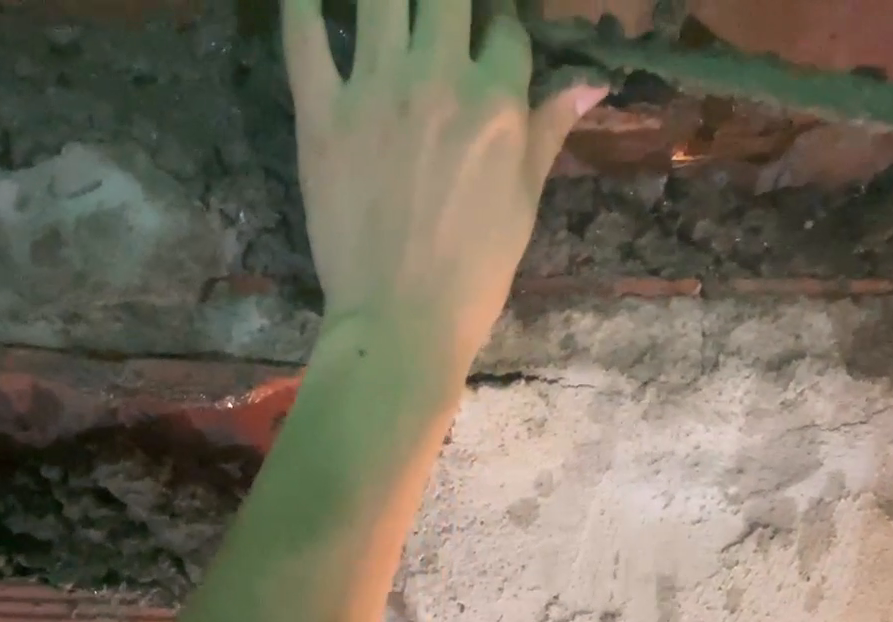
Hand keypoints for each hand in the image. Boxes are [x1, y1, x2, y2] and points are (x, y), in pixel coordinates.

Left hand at [283, 0, 605, 364]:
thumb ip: (548, 133)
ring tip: (389, 5)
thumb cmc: (474, 274)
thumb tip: (590, 84)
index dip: (500, 29)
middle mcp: (438, 77)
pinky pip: (303, 35)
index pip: (506, 31)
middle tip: (438, 12)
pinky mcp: (320, 114)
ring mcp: (374, 91)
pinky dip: (301, 2)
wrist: (402, 320)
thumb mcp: (524, 204)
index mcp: (497, 102)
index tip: (488, 41)